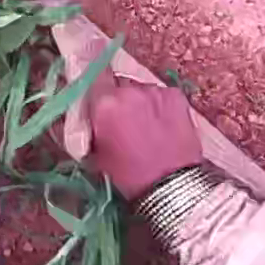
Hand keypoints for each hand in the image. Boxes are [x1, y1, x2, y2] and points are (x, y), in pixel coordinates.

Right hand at [85, 73, 202, 198]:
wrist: (173, 186)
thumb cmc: (128, 176)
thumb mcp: (95, 154)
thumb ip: (89, 128)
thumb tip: (88, 118)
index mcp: (104, 103)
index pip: (92, 77)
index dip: (95, 88)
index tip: (97, 100)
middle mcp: (129, 90)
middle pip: (117, 84)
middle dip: (117, 98)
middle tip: (121, 120)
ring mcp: (155, 91)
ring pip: (140, 89)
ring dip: (139, 102)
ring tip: (145, 125)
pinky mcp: (176, 95)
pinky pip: (160, 95)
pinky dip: (159, 106)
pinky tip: (162, 125)